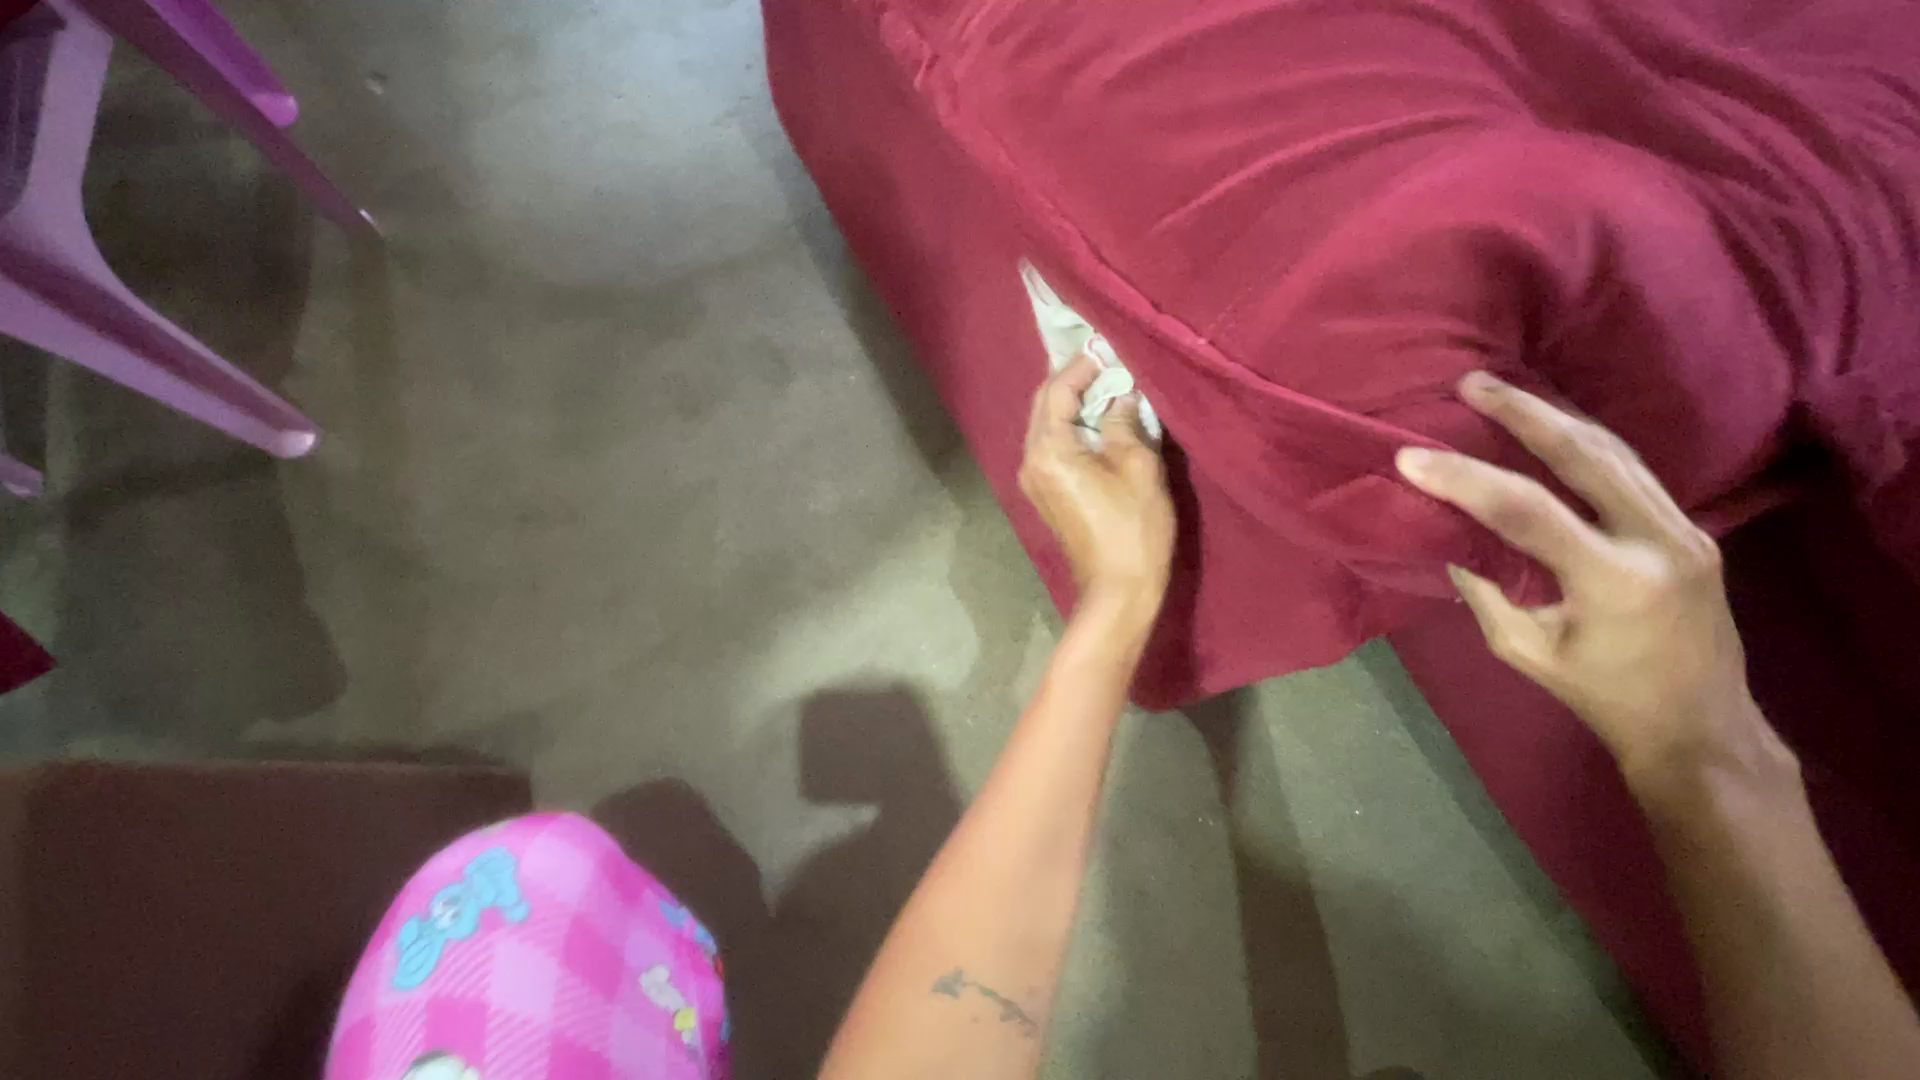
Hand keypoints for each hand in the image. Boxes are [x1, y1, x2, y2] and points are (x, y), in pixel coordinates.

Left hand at [1019, 355, 1175, 611]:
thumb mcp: (1138, 468)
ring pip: (1046, 427)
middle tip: (1106, 364)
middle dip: (1072, 382)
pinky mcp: (1045, 494)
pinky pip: (1052, 447)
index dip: (1081, 367)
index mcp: (1049, 451)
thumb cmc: (1132, 529)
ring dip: (1072, 405)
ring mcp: (1034, 481)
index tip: (1108, 351)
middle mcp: (1031, 461)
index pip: (1055, 391)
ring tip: (1106, 388)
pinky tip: (1098, 422)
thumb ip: (1125, 423)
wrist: (1118, 590)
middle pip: (1043, 406)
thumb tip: (1121, 397)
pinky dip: (1071, 429)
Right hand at [1395, 372, 1785, 787]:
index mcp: (1613, 580)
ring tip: (1504, 394)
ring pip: (1615, 452)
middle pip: (1585, 455)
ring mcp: (1685, 529)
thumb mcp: (1522, 649)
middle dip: (1524, 414)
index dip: (1463, 479)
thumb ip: (1486, 587)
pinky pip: (1631, 470)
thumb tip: (1449, 535)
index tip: (1410, 457)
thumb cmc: (1598, 696)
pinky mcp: (1690, 529)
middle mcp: (1659, 540)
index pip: (1525, 511)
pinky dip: (1582, 443)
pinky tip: (1551, 428)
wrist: (1701, 725)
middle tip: (1472, 384)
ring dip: (1554, 418)